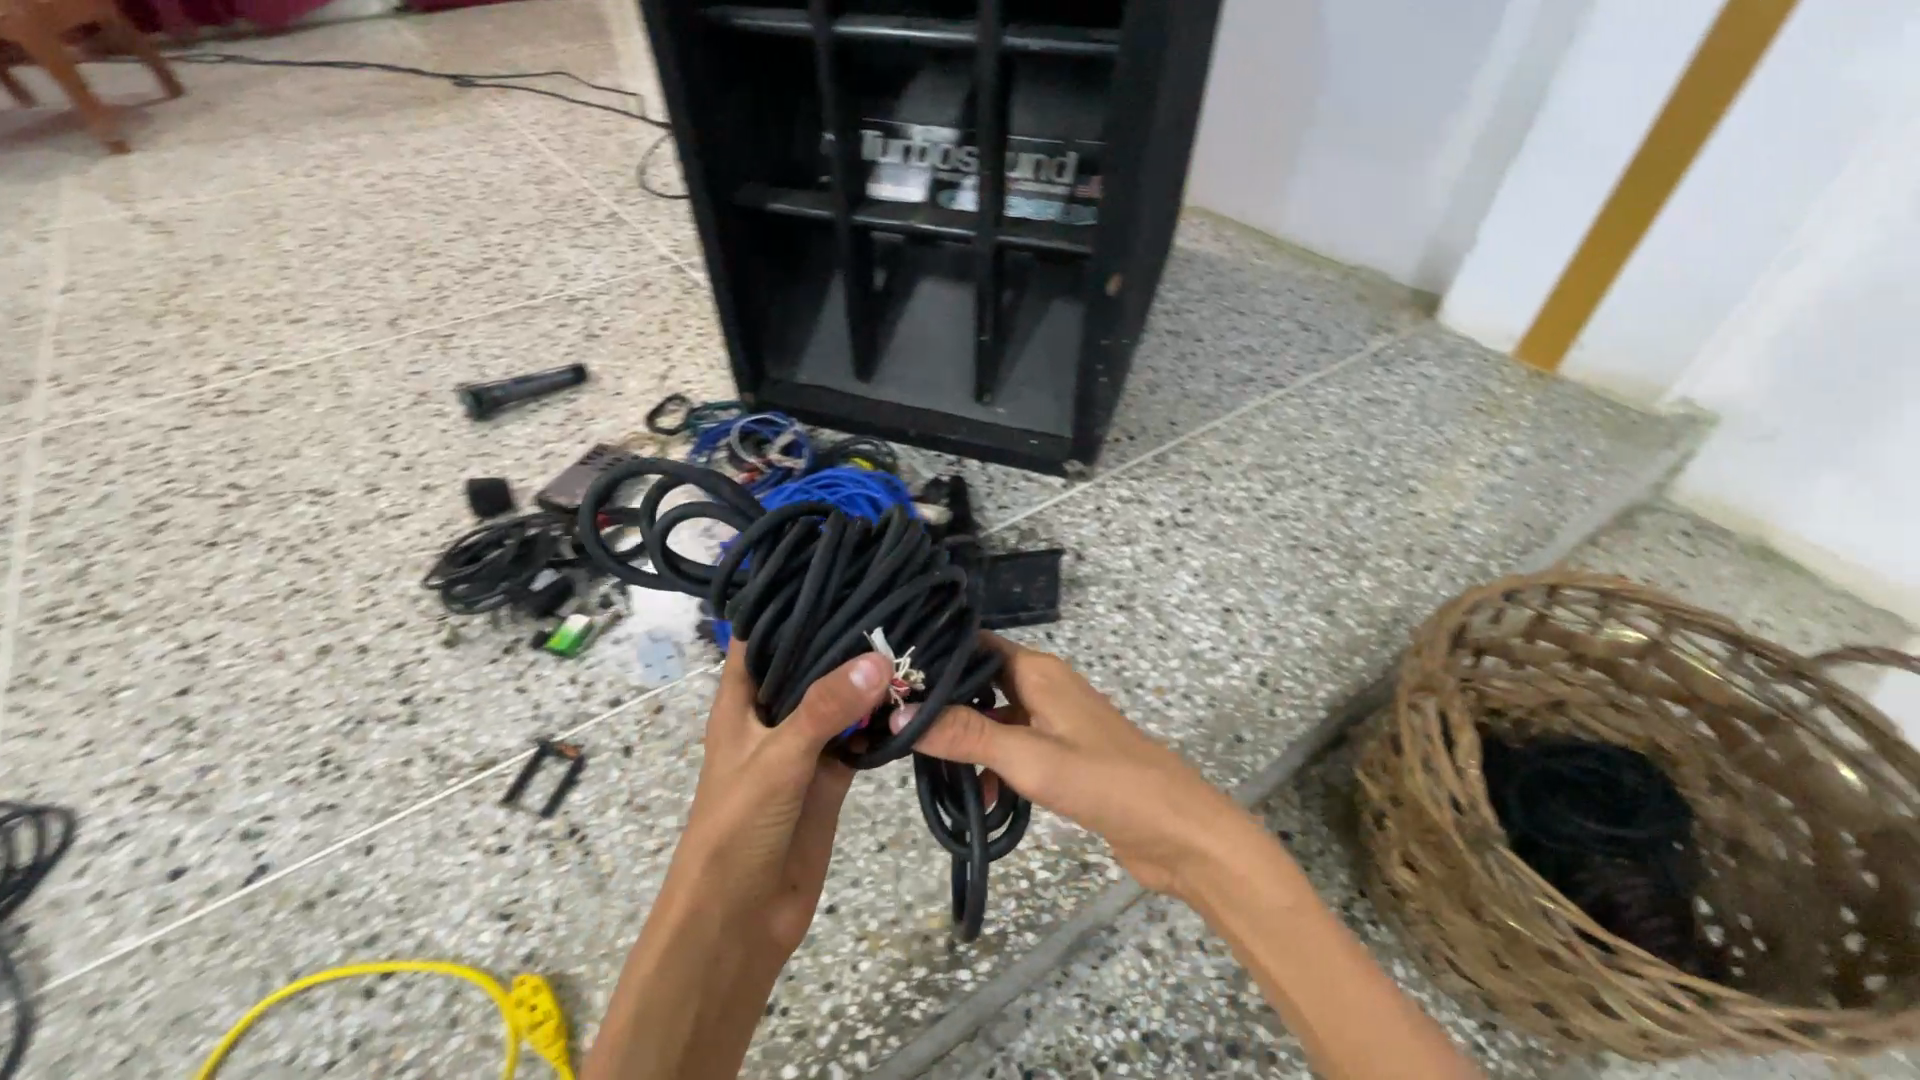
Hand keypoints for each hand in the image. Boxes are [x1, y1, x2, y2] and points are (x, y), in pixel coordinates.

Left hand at [584, 645, 890, 1079]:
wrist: (739, 918)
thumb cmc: (736, 828)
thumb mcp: (776, 759)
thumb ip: (824, 709)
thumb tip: (878, 658)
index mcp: (739, 702)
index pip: (759, 638)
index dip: (787, 605)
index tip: (836, 573)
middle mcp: (771, 717)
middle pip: (806, 666)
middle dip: (842, 640)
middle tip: (893, 602)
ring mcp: (802, 749)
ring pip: (837, 702)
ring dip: (867, 682)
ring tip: (913, 640)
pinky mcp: (828, 780)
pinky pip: (857, 740)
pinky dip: (880, 723)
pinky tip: (913, 699)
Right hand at [896, 634, 1246, 895]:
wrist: (1176, 831)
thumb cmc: (1104, 781)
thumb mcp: (1028, 758)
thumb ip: (965, 735)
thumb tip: (898, 714)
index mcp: (1037, 672)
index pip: (973, 644)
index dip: (933, 656)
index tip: (888, 675)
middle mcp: (1043, 687)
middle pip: (979, 682)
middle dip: (941, 703)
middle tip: (893, 725)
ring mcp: (1054, 722)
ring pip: (993, 719)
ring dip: (965, 740)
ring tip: (923, 765)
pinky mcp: (1062, 755)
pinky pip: (1013, 748)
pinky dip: (991, 766)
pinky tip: (975, 796)